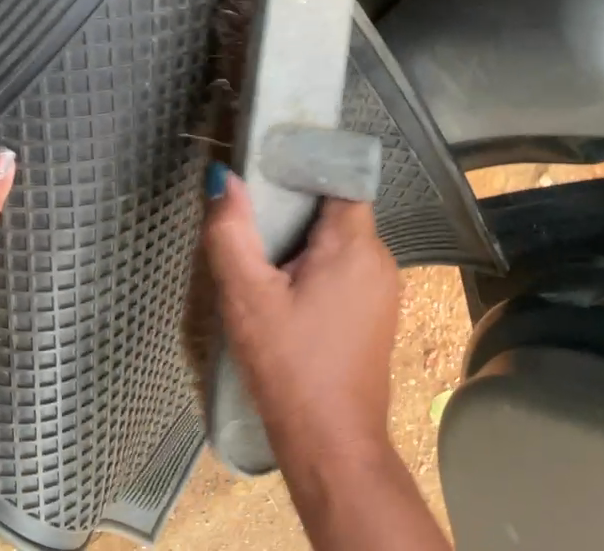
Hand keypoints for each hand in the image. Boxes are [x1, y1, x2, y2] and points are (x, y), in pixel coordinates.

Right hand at [202, 164, 400, 463]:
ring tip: (257, 243)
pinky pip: (343, 265)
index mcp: (354, 246)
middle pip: (335, 206)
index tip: (263, 160)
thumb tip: (221, 175)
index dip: (303, 163)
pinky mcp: (374, 311)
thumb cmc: (288, 364)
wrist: (332, 443)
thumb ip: (230, 229)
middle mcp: (379, 259)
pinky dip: (312, 261)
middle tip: (248, 206)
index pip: (339, 178)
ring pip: (337, 237)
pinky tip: (279, 280)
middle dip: (293, 200)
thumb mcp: (245, 293)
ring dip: (300, 233)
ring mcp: (382, 287)